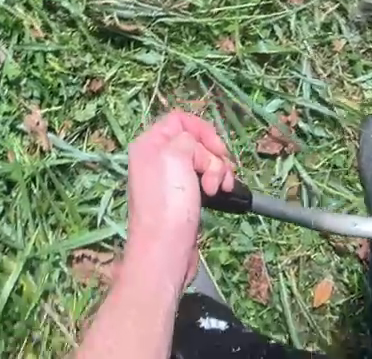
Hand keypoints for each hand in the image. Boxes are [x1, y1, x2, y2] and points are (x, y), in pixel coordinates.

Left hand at [119, 111, 236, 294]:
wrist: (165, 251)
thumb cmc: (168, 201)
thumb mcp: (176, 155)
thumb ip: (189, 140)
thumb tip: (201, 154)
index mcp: (149, 143)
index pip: (179, 119)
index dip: (202, 129)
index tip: (218, 148)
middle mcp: (158, 158)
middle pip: (195, 141)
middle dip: (214, 154)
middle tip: (220, 174)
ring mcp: (171, 180)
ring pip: (204, 161)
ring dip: (219, 170)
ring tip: (222, 188)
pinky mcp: (183, 198)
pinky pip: (204, 180)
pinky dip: (216, 184)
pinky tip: (222, 195)